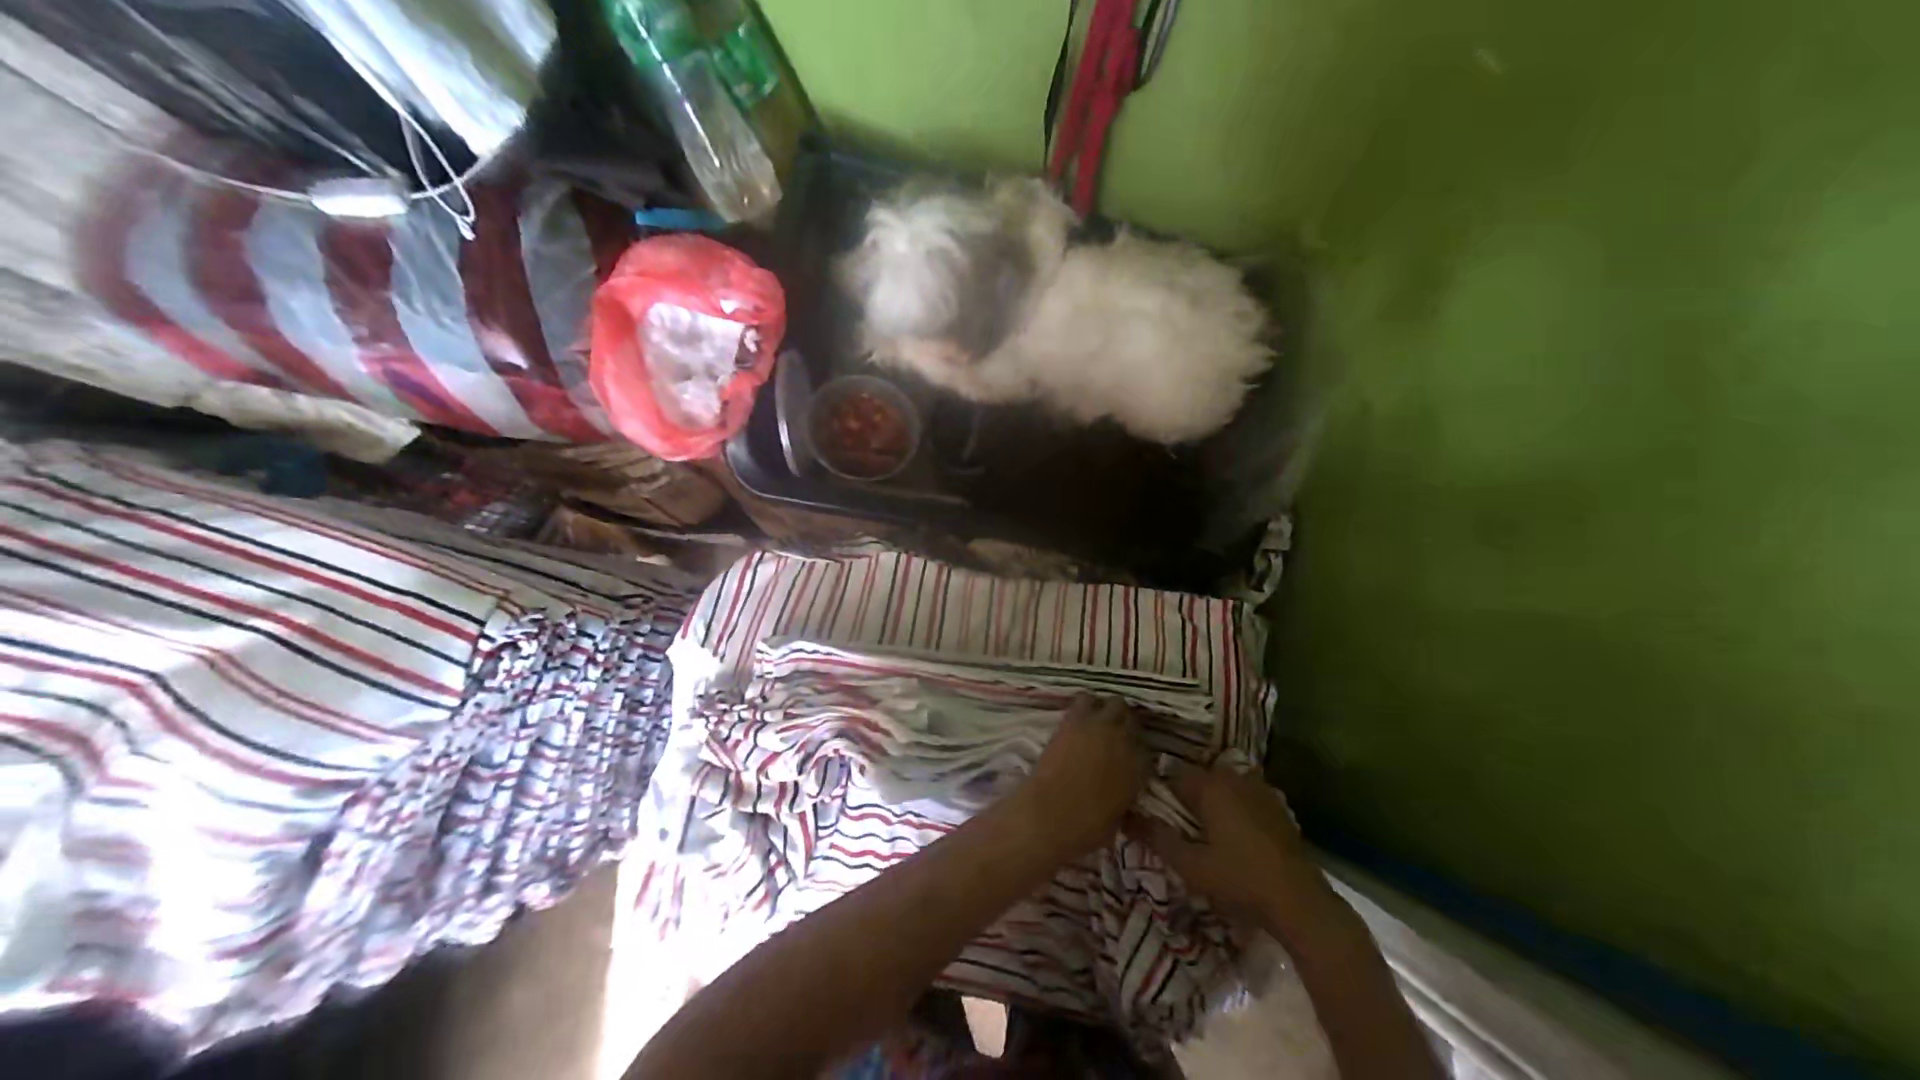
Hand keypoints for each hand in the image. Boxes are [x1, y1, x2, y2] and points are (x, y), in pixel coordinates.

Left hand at [1014, 695, 1147, 855]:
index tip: (1128, 758)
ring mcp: (1100, 727)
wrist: (1049, 814)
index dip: (1137, 753)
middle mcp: (1126, 743)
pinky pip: (1084, 700)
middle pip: (1134, 719)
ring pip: (1113, 702)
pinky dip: (1084, 706)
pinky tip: (1079, 717)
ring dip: (1107, 709)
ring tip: (1097, 721)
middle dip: (1127, 724)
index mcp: (1140, 770)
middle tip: (1115, 735)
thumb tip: (1121, 789)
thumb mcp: (1117, 818)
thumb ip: (1125, 797)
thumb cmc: (1085, 827)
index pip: (1147, 751)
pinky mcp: (1073, 719)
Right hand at [1134, 762, 1331, 923]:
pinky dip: (1235, 805)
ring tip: (1203, 825)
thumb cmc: (1240, 880)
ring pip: (1225, 784)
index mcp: (1211, 787)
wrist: (1299, 902)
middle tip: (1177, 820)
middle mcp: (1234, 778)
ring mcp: (1261, 790)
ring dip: (1213, 798)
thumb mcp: (1190, 865)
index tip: (1152, 808)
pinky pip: (1245, 795)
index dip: (1160, 790)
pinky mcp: (1278, 807)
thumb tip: (1127, 817)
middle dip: (1187, 793)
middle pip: (1201, 777)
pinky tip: (1233, 830)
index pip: (1173, 775)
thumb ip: (1157, 838)